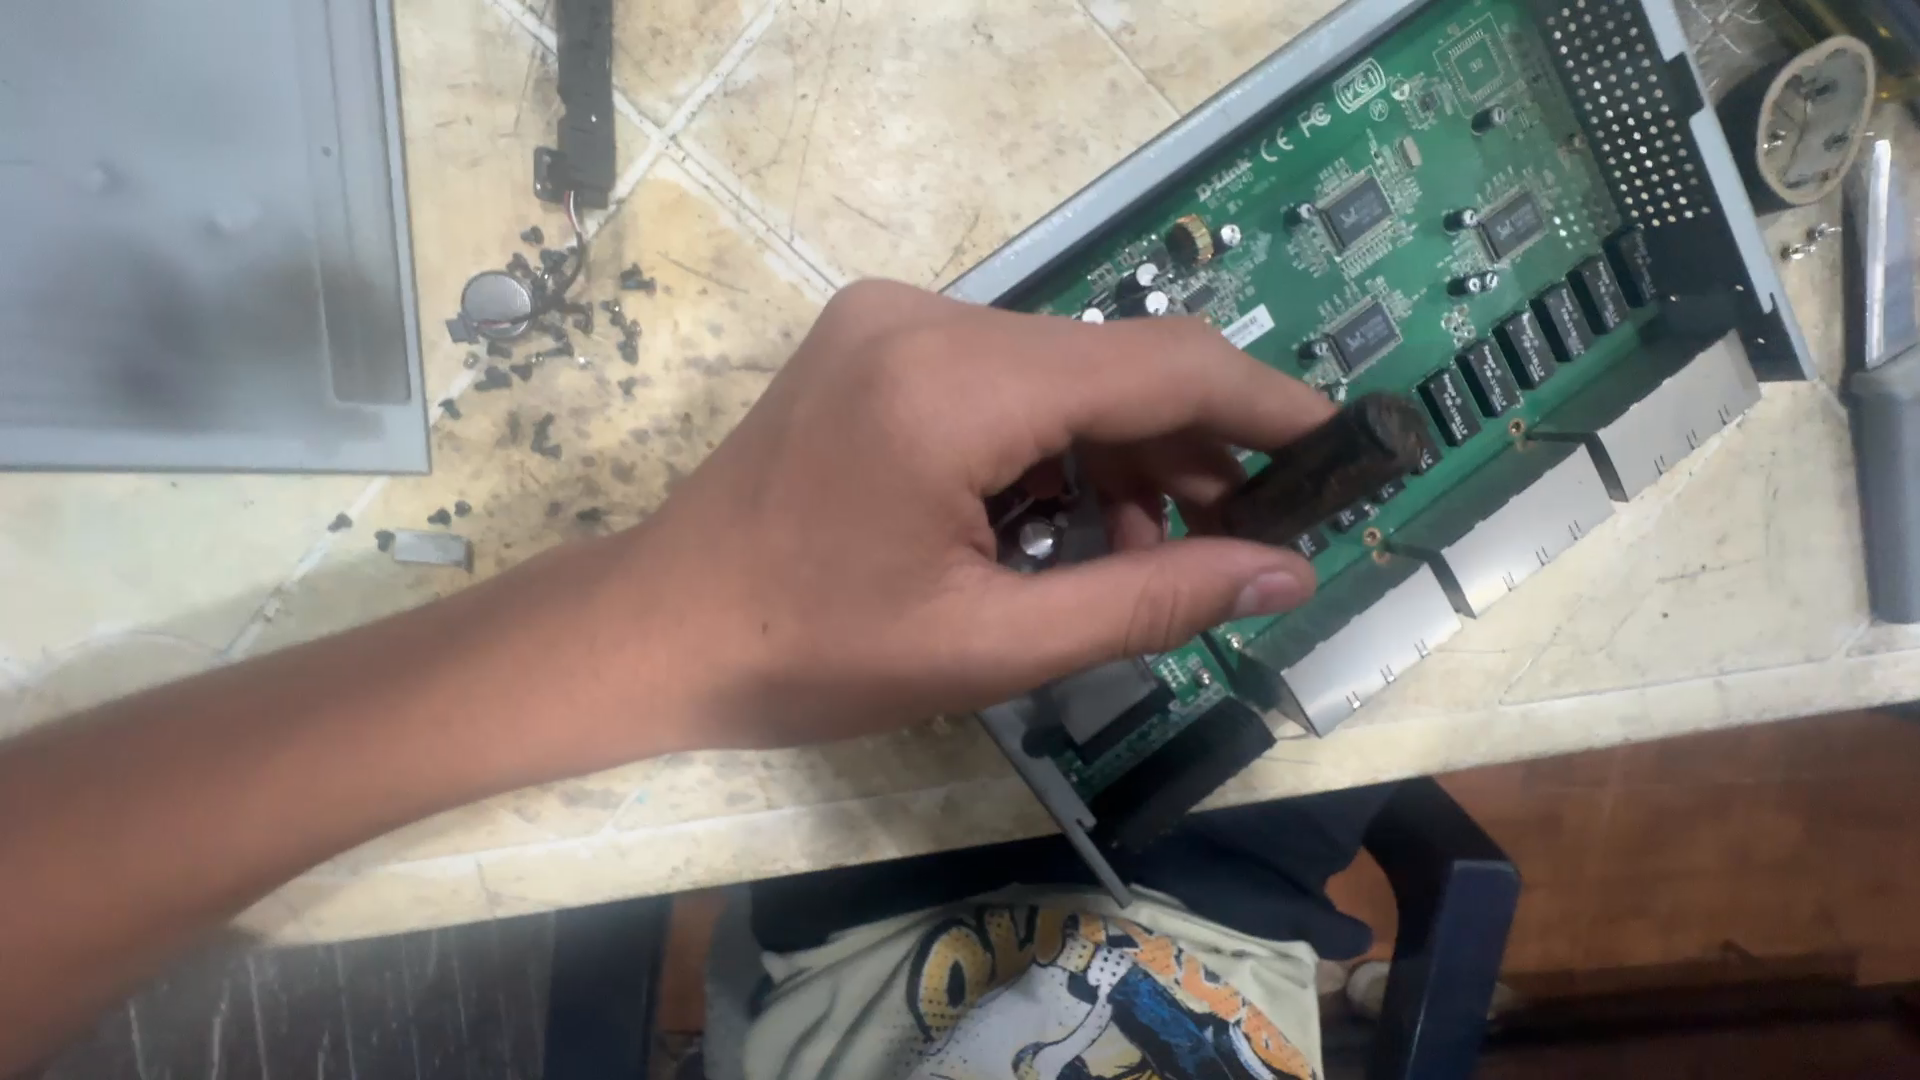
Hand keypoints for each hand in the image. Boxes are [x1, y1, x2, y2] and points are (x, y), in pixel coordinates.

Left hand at [600, 280, 1335, 751]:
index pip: (1154, 365)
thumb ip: (1149, 598)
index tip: (1333, 444)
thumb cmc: (813, 655)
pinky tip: (1048, 519)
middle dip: (1181, 453)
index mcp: (952, 385)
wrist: (663, 628)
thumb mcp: (994, 645)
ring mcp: (890, 321)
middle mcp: (924, 318)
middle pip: (1107, 367)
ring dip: (1113, 456)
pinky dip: (1048, 446)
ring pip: (1058, 373)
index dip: (1259, 405)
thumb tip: (1282, 571)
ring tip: (1128, 551)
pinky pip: (1001, 380)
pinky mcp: (874, 343)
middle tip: (1224, 540)